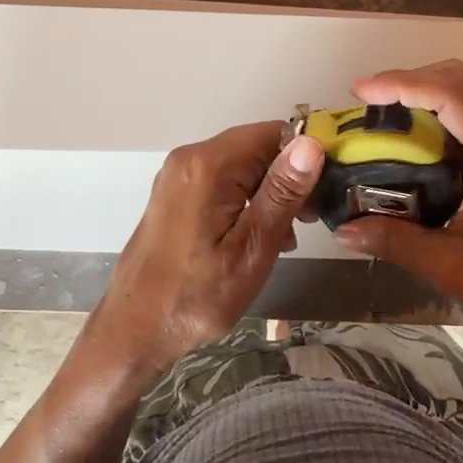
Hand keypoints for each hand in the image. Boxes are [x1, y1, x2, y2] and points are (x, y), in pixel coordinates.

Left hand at [83, 121, 323, 374]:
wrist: (136, 329)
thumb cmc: (198, 296)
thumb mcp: (251, 248)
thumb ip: (282, 193)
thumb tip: (312, 143)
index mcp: (208, 165)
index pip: (274, 132)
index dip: (307, 157)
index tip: (325, 193)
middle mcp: (188, 159)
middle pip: (256, 147)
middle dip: (289, 178)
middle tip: (309, 222)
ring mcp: (177, 177)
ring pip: (241, 167)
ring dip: (270, 194)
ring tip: (287, 237)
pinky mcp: (174, 197)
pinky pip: (222, 184)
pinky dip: (246, 202)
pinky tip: (258, 238)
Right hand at [333, 60, 462, 351]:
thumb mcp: (451, 267)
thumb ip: (396, 243)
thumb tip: (344, 230)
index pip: (455, 97)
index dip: (405, 85)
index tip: (360, 92)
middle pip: (462, 83)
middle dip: (410, 82)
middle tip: (365, 104)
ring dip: (424, 97)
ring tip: (380, 118)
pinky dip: (438, 119)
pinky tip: (409, 143)